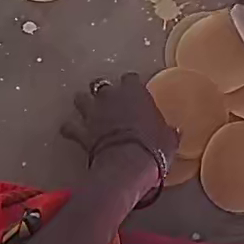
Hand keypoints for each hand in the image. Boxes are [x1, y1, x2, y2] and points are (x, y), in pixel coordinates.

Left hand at [61, 72, 179, 164]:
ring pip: (80, 98)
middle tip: (109, 100)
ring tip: (87, 110)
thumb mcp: (169, 139)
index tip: (134, 91)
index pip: (130, 78)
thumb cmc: (154, 148)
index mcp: (135, 92)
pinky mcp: (81, 131)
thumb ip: (168, 131)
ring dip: (83, 103)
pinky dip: (70, 128)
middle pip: (101, 84)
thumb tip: (175, 131)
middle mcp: (111, 96)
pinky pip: (68, 126)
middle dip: (103, 91)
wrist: (128, 165)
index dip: (131, 84)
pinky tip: (71, 131)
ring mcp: (93, 112)